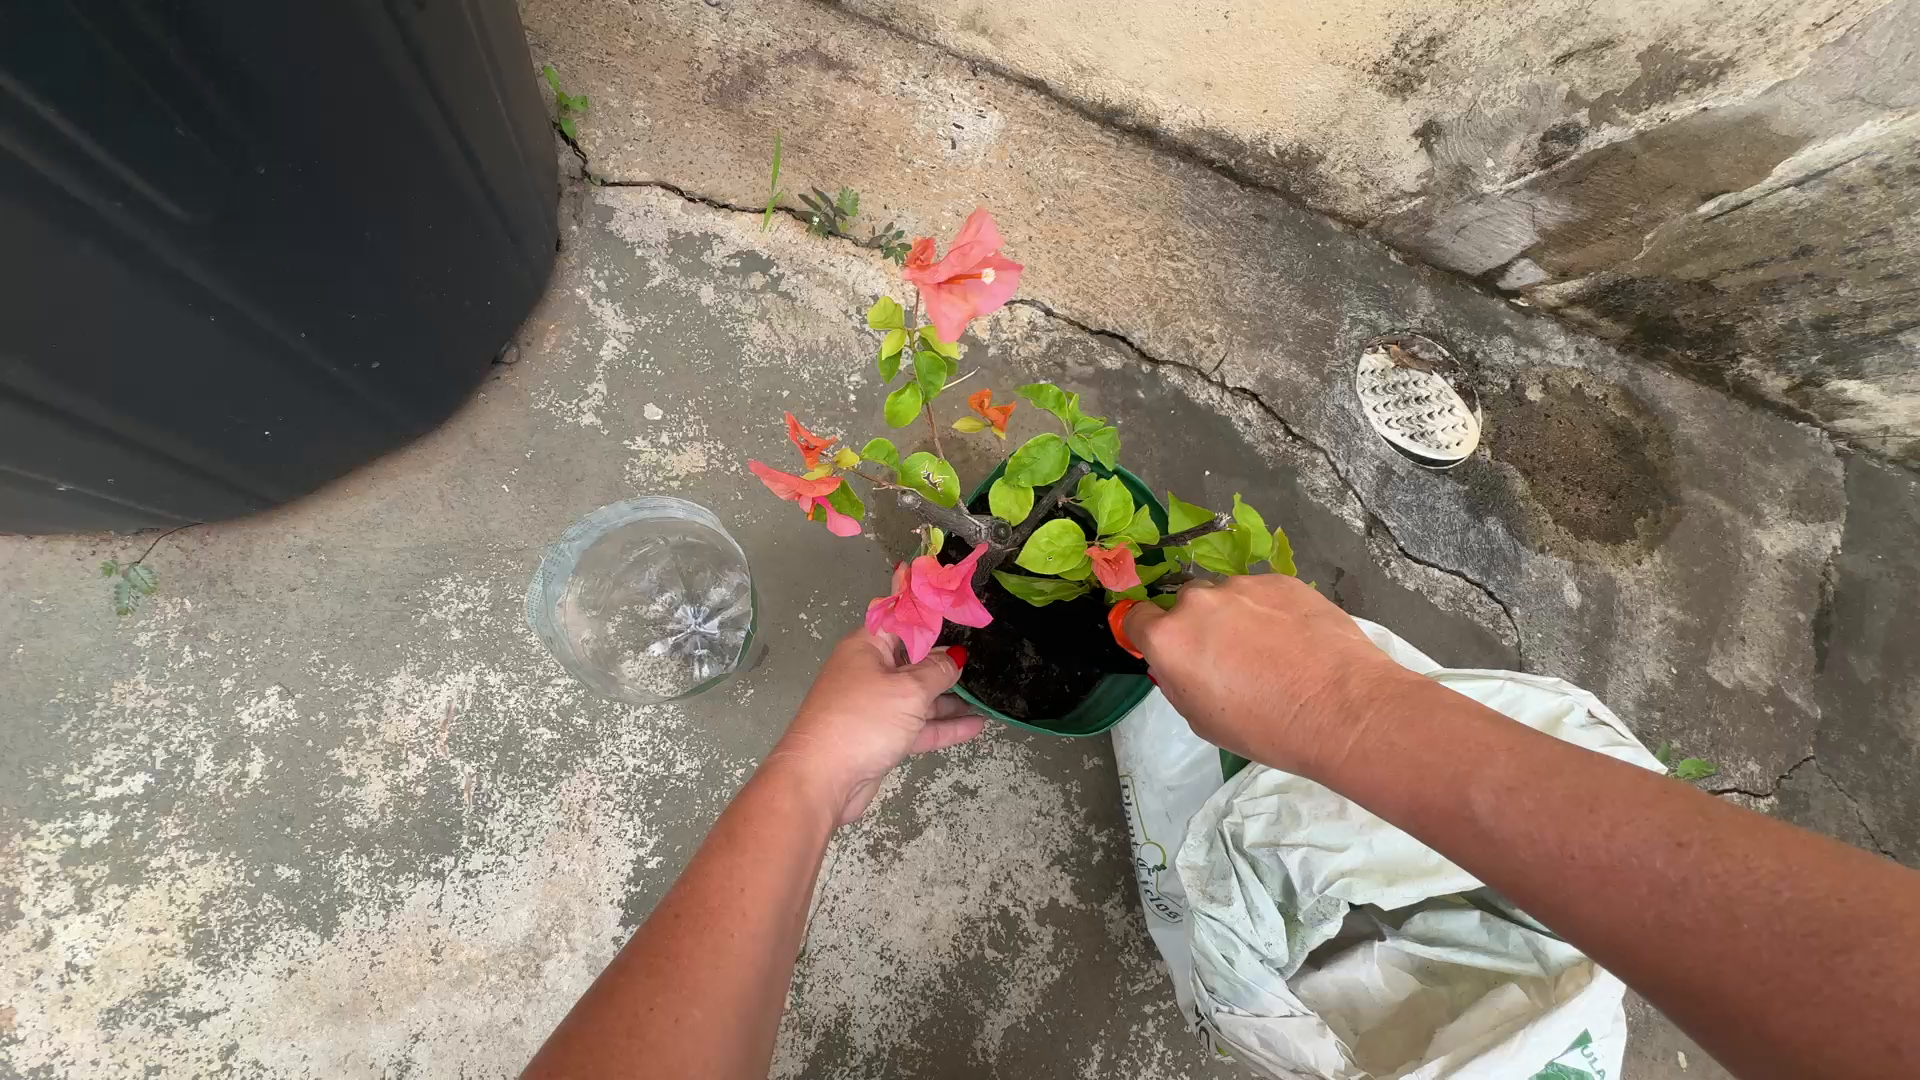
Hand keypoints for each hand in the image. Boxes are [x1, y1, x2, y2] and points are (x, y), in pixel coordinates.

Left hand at [767, 629, 985, 824]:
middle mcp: (869, 672)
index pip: (902, 622)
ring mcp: (875, 706)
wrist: (821, 780)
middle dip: (946, 661)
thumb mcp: (909, 690)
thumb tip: (955, 657)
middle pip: (914, 660)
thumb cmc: (862, 721)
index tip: (962, 617)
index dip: (931, 619)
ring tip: (985, 694)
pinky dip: (944, 725)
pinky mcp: (882, 737)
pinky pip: (918, 725)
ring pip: (919, 696)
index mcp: (867, 647)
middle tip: (983, 657)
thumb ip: (938, 671)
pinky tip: (976, 725)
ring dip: (950, 697)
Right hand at [1123, 575, 1422, 775]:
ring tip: (1271, 652)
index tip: (1169, 650)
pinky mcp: (1282, 580)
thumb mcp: (1201, 719)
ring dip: (1236, 617)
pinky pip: (1262, 594)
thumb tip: (1181, 662)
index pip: (1136, 617)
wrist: (1344, 710)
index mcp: (1168, 637)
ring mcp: (1242, 586)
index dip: (1149, 634)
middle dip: (1198, 627)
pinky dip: (1271, 612)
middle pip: (1184, 605)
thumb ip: (1178, 679)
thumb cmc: (1265, 727)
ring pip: (1226, 597)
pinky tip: (1296, 642)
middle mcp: (1197, 602)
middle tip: (1228, 659)